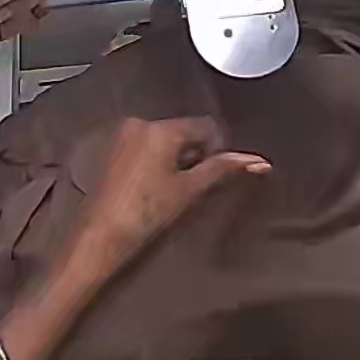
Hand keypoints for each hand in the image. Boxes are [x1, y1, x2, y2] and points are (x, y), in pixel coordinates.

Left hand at [67, 117, 270, 279]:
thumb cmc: (146, 213)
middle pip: (184, 131)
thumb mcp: (190, 191)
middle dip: (193, 155)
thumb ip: (223, 170)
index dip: (217, 149)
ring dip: (175, 160)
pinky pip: (145, 147)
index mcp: (161, 128)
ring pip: (165, 140)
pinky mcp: (112, 150)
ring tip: (167, 191)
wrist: (99, 236)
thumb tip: (260, 161)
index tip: (211, 176)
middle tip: (189, 188)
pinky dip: (155, 162)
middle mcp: (140, 123)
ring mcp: (123, 135)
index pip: (206, 125)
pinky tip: (150, 189)